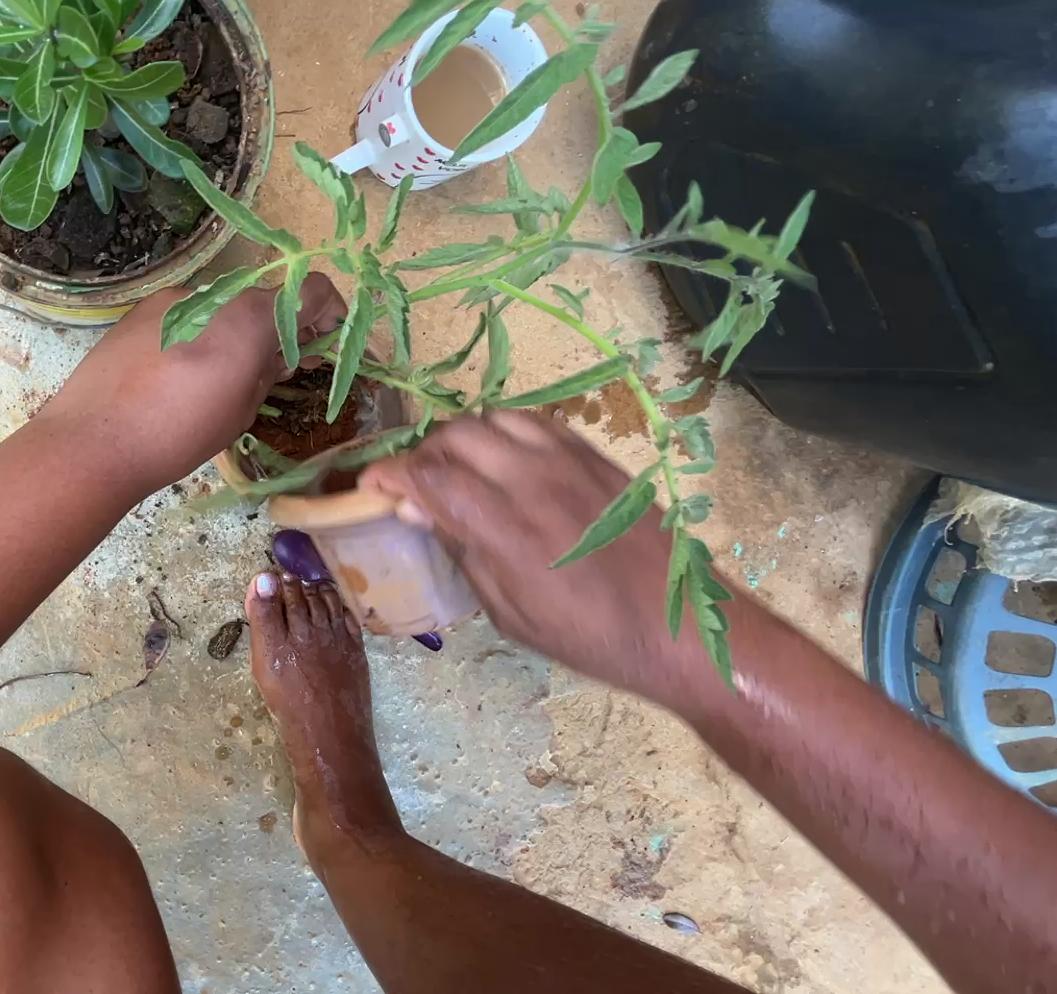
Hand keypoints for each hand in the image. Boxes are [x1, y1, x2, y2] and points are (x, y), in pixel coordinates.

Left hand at [38, 272, 345, 494]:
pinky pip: (186, 315)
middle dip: (280, 328)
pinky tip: (180, 374)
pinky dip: (200, 334)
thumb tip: (278, 355)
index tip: (321, 346)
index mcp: (248, 317)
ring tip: (220, 378)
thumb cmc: (177, 436)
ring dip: (237, 332)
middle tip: (278, 369)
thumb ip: (267, 372)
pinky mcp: (138, 312)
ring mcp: (170, 299)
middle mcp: (212, 294)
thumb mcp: (240, 411)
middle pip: (263, 299)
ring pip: (222, 307)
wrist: (93, 441)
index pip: (310, 291)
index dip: (328, 314)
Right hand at [359, 411, 735, 710]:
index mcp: (507, 530)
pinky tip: (502, 458)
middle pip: (454, 437)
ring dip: (461, 439)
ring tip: (458, 468)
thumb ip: (461, 551)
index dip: (388, 473)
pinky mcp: (595, 457)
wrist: (686, 628)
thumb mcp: (509, 614)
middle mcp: (534, 482)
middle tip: (415, 484)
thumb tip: (416, 510)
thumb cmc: (590, 637)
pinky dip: (502, 431)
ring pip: (491, 419)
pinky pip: (534, 421)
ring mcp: (569, 463)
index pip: (428, 475)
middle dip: (421, 455)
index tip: (370, 485)